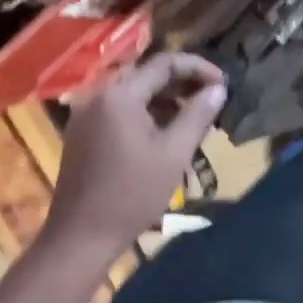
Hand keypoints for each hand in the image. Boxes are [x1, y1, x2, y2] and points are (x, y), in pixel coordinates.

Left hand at [43, 53, 226, 253]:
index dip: (199, 68)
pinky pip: (120, 108)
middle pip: (148, 74)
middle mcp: (98, 95)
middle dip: (183, 82)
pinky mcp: (82, 133)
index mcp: (119, 94)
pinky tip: (166, 130)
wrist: (79, 239)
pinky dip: (146, 111)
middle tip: (212, 97)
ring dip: (166, 98)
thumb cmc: (132, 194)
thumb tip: (218, 89)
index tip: (224, 84)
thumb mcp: (175, 153)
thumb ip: (199, 114)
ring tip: (195, 115)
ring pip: (135, 91)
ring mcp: (87, 114)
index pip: (165, 63)